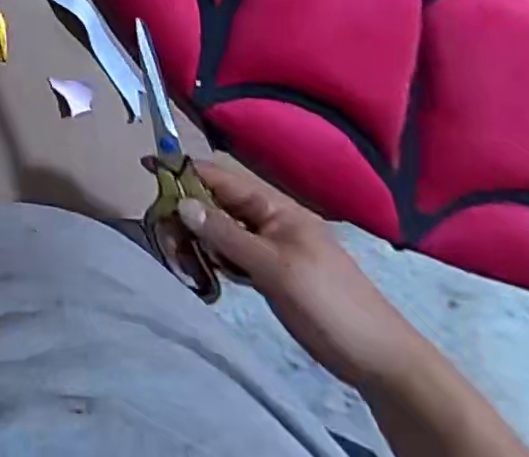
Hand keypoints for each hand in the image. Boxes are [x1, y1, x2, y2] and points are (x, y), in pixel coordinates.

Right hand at [177, 155, 426, 387]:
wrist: (382, 361)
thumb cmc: (330, 304)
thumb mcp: (275, 267)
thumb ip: (226, 234)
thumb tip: (182, 203)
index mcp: (276, 208)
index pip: (219, 178)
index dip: (183, 170)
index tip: (146, 166)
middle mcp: (269, 220)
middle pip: (214, 202)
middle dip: (184, 211)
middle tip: (162, 232)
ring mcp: (269, 246)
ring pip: (218, 229)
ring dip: (196, 238)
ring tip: (181, 257)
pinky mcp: (269, 271)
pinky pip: (229, 253)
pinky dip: (211, 257)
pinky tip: (202, 270)